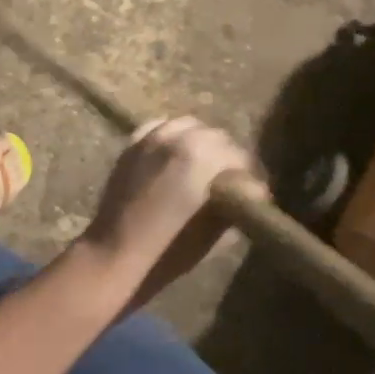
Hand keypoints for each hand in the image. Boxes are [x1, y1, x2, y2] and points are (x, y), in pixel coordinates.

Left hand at [79, 116, 264, 281]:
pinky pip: (158, 127)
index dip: (253, 178)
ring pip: (187, 126)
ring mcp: (149, 137)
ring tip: (206, 167)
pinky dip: (172, 136)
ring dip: (201, 142)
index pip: (241, 158)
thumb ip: (237, 202)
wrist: (117, 247)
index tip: (257, 196)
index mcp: (200, 156)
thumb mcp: (218, 229)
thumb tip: (250, 192)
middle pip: (217, 137)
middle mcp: (174, 137)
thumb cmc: (171, 245)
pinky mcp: (130, 144)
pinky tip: (177, 154)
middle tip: (233, 181)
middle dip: (229, 158)